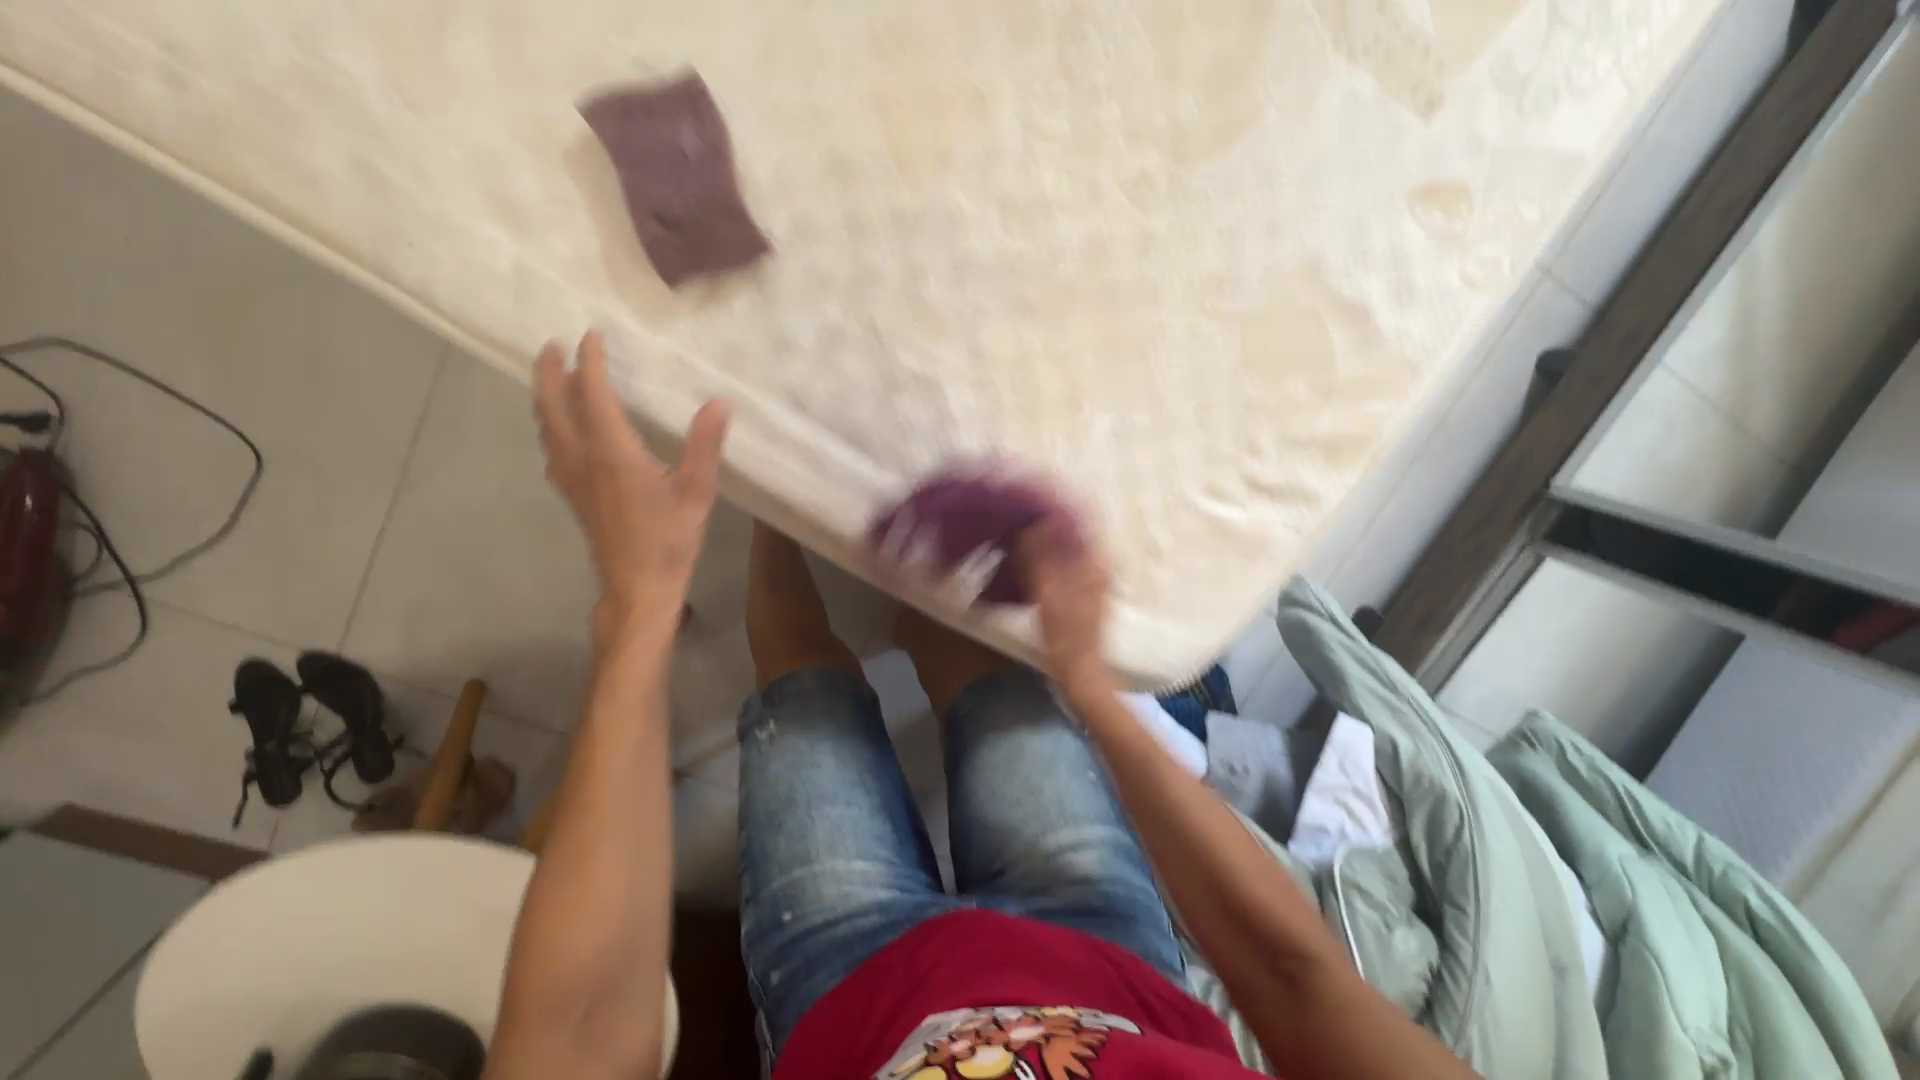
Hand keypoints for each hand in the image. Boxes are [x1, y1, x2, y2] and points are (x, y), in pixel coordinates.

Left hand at [534, 331, 730, 645]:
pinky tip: (564, 431)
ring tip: (554, 379)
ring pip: (547, 428)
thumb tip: (717, 404)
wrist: (638, 588)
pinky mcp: (573, 497)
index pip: (592, 394)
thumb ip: (704, 446)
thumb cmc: (670, 541)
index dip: (589, 362)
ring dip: (545, 398)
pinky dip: (552, 426)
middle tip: (551, 346)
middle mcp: (583, 460)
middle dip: (548, 372)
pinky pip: (553, 449)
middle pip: (552, 406)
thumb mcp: (697, 493)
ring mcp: (572, 480)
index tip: (591, 335)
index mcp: (612, 453)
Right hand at [1018, 512, 1114, 699]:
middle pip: (1073, 524)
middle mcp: (1099, 562)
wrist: (1080, 673)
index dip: (1057, 498)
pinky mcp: (1080, 587)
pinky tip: (1022, 549)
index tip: (1031, 489)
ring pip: (1066, 540)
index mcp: (1098, 558)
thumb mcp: (1047, 592)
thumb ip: (1039, 554)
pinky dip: (1043, 549)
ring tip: (1016, 520)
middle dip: (1046, 512)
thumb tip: (1029, 521)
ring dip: (1044, 530)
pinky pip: (1062, 556)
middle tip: (1017, 503)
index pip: (1081, 513)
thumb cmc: (1066, 636)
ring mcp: (1091, 575)